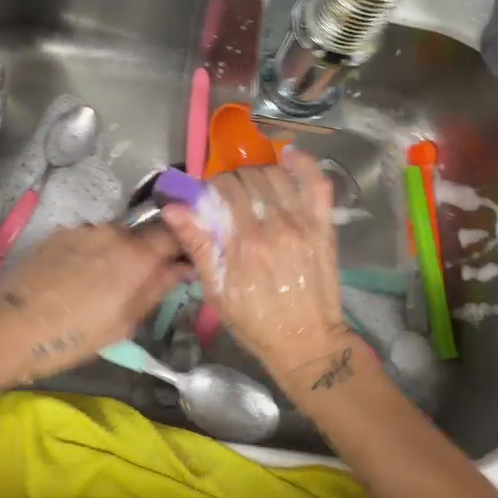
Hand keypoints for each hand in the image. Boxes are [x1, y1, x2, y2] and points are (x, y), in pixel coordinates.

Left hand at [0, 224, 188, 386]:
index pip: (175, 234)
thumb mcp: (125, 323)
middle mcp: (114, 232)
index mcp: (137, 255)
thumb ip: (157, 289)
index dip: (181, 246)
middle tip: (137, 282)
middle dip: (146, 253)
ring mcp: (83, 230)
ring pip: (112, 237)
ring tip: (100, 284)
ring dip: (115, 254)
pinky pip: (86, 239)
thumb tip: (181, 269)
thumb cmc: (76, 336)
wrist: (12, 327)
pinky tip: (75, 279)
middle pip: (142, 235)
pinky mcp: (58, 233)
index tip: (181, 263)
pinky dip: (89, 254)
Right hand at [160, 149, 353, 380]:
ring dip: (260, 174)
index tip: (209, 199)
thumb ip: (198, 245)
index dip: (212, 188)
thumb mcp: (216, 291)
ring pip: (276, 175)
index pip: (223, 190)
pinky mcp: (323, 225)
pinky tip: (289, 156)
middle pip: (249, 178)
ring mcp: (302, 223)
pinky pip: (316, 183)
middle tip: (230, 196)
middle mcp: (274, 225)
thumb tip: (173, 208)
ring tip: (253, 187)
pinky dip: (304, 164)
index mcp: (243, 242)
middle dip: (233, 181)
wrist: (306, 341)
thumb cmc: (255, 321)